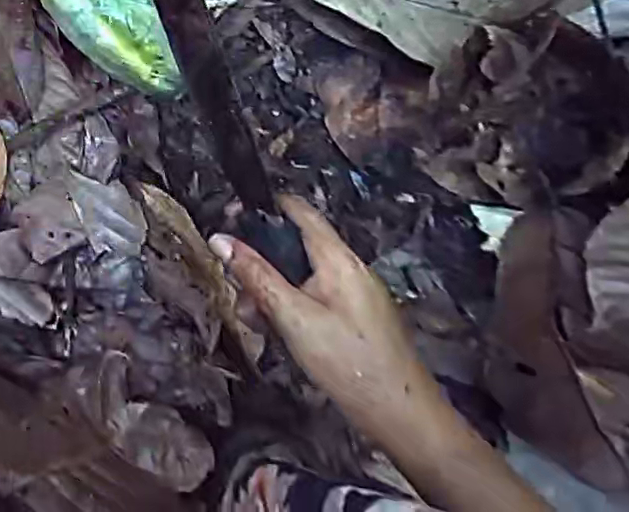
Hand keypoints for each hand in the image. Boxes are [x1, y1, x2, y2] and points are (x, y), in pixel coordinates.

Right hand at [212, 196, 444, 446]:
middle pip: (295, 244)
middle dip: (261, 261)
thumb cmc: (348, 363)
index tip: (231, 218)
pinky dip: (293, 303)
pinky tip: (278, 330)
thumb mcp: (292, 317)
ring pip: (303, 273)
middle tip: (237, 286)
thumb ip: (255, 275)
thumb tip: (219, 238)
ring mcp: (357, 292)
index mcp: (337, 258)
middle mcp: (349, 267)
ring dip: (273, 288)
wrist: (409, 423)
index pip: (298, 209)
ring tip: (253, 317)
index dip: (264, 206)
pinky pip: (317, 294)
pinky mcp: (359, 316)